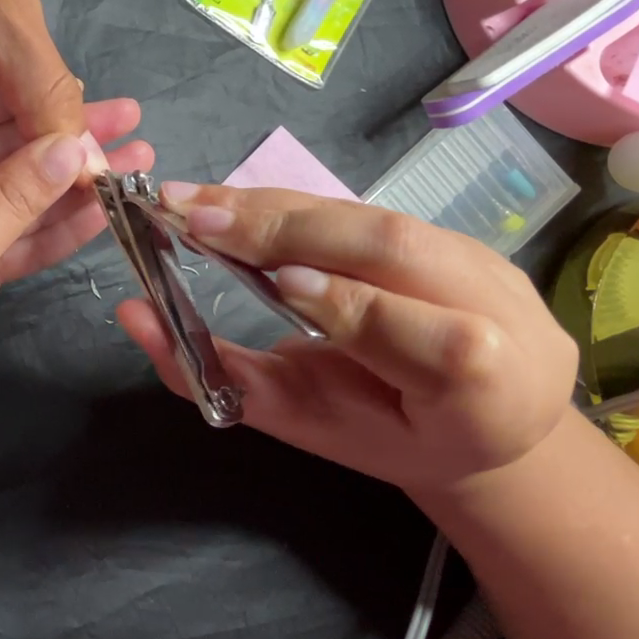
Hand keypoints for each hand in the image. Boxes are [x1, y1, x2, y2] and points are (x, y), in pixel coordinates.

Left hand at [0, 76, 151, 419]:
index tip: (83, 90)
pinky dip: (54, 228)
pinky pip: (15, 236)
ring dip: (71, 184)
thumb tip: (76, 145)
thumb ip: (13, 198)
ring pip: (17, 193)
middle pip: (2, 148)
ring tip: (138, 160)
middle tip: (131, 121)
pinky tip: (104, 211)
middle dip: (64, 139)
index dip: (24, 96)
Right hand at [117, 186, 576, 494]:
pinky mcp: (453, 231)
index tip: (273, 281)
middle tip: (189, 216)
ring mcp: (482, 259)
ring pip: (373, 215)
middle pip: (395, 248)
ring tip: (193, 202)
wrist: (485, 416)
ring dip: (274, 205)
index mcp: (490, 392)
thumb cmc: (387, 436)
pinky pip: (360, 209)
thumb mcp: (313, 428)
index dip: (351, 305)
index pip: (427, 339)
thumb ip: (230, 380)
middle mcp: (501, 309)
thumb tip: (138, 318)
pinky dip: (289, 204)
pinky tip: (234, 204)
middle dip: (286, 227)